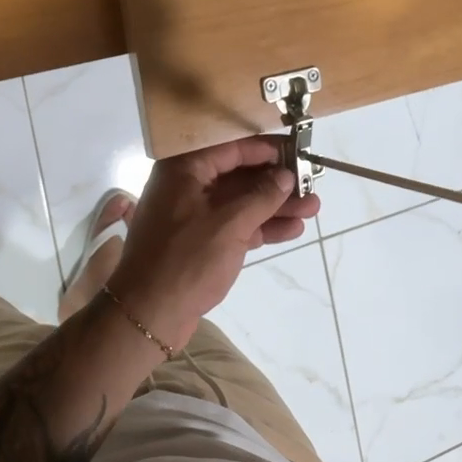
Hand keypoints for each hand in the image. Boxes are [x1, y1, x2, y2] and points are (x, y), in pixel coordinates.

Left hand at [104, 136, 319, 351]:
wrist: (148, 314)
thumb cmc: (186, 259)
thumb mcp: (229, 225)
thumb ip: (261, 196)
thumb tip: (285, 176)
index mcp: (183, 169)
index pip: (231, 148)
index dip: (267, 150)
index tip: (299, 152)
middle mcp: (185, 184)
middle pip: (238, 174)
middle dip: (276, 182)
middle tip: (312, 185)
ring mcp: (192, 214)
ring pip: (240, 202)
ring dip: (275, 206)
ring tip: (313, 209)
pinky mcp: (199, 241)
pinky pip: (234, 224)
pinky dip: (260, 226)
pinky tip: (292, 229)